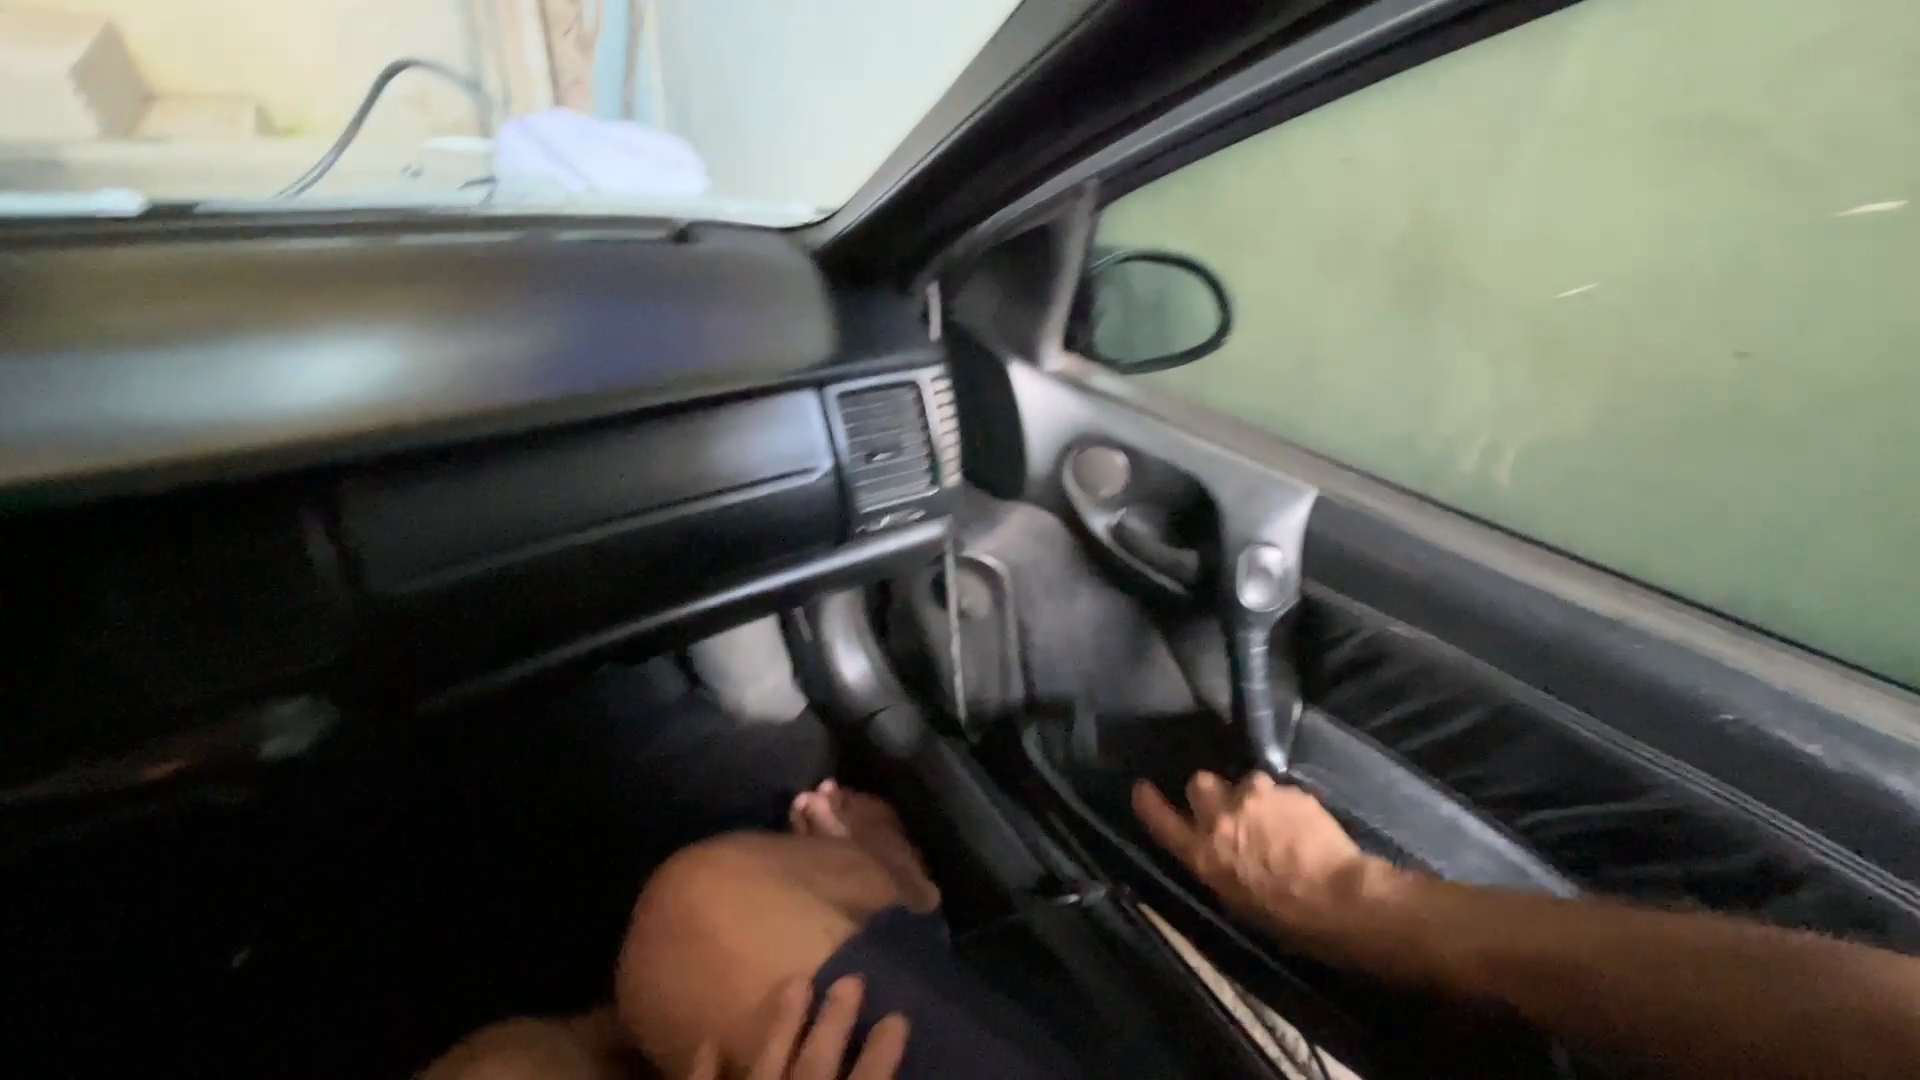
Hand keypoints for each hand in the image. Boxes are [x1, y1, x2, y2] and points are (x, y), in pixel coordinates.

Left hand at [685, 975, 907, 1079]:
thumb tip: (899, 1055)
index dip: (882, 1050)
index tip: (898, 1013)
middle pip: (816, 1066)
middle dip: (834, 1021)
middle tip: (851, 976)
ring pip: (767, 1066)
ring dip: (781, 1024)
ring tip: (797, 980)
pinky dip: (705, 1068)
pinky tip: (709, 1038)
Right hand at [1133, 771, 1397, 934]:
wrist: (1340, 900)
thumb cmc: (1287, 918)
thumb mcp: (1235, 901)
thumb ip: (1216, 865)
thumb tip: (1215, 851)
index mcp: (1204, 853)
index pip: (1161, 819)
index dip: (1148, 802)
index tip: (1142, 788)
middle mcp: (1221, 819)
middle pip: (1199, 783)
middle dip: (1210, 792)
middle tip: (1228, 808)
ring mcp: (1254, 798)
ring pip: (1243, 781)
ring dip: (1252, 796)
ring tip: (1274, 818)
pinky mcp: (1286, 791)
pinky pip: (1279, 790)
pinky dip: (1285, 804)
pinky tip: (1302, 824)